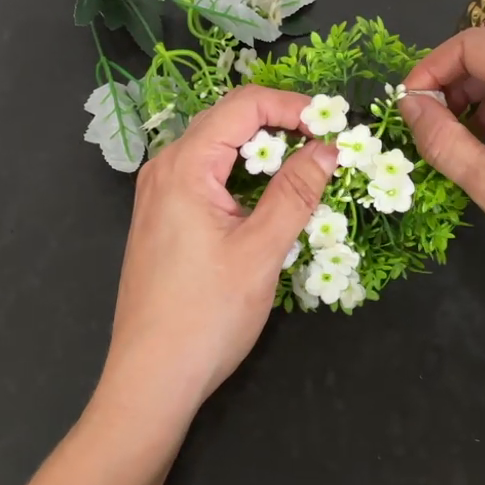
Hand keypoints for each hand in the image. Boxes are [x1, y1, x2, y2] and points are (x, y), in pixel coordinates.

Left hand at [98, 85, 336, 424]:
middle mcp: (165, 168)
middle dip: (282, 124)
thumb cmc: (206, 316)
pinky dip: (245, 176)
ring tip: (307, 172)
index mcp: (184, 166)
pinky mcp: (164, 216)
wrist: (151, 378)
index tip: (333, 126)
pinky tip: (271, 199)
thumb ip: (296, 192)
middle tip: (327, 147)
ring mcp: (160, 193)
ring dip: (265, 152)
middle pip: (229, 120)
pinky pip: (208, 175)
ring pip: (220, 149)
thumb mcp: (260, 251)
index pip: (243, 106)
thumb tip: (328, 147)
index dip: (293, 106)